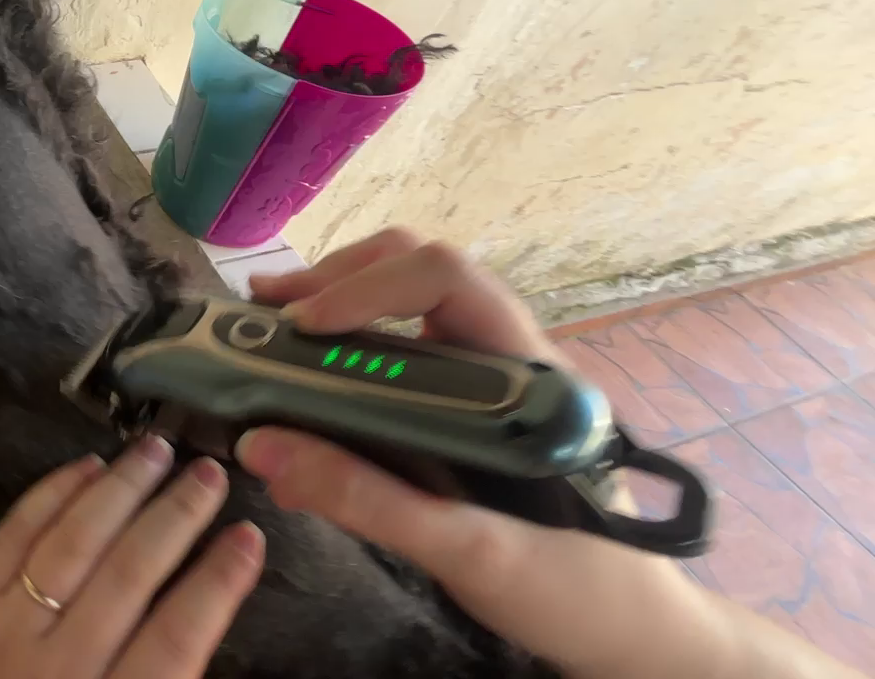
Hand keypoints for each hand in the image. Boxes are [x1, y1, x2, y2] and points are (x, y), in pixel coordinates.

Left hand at [0, 436, 264, 678]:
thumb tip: (201, 617)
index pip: (176, 640)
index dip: (217, 585)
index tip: (250, 537)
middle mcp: (58, 662)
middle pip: (127, 574)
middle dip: (174, 517)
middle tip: (209, 472)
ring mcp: (5, 623)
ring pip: (73, 540)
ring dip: (119, 489)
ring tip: (157, 450)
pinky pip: (14, 532)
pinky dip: (51, 494)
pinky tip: (86, 466)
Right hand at [236, 229, 862, 678]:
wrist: (632, 628)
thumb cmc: (575, 591)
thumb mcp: (471, 556)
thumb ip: (367, 501)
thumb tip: (259, 446)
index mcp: (526, 375)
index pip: (446, 280)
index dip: (365, 289)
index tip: (304, 326)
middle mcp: (504, 351)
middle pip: (415, 262)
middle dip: (334, 275)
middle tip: (271, 305)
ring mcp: (481, 364)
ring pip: (400, 283)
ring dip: (329, 288)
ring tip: (270, 313)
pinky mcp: (456, 385)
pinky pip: (391, 324)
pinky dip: (336, 320)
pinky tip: (299, 344)